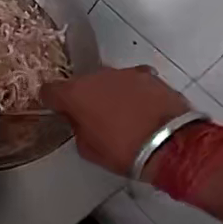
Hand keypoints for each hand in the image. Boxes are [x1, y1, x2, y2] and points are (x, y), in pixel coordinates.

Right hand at [40, 65, 190, 177]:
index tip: (57, 111)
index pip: (50, 90)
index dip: (51, 102)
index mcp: (75, 94)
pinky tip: (140, 110)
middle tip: (92, 117)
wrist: (172, 145)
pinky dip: (132, 93)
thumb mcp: (88, 149)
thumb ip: (78, 128)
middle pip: (81, 83)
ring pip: (107, 80)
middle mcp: (97, 76)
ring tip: (120, 115)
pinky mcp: (149, 76)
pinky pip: (132, 82)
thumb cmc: (124, 151)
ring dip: (108, 93)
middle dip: (83, 97)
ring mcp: (125, 73)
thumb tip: (81, 120)